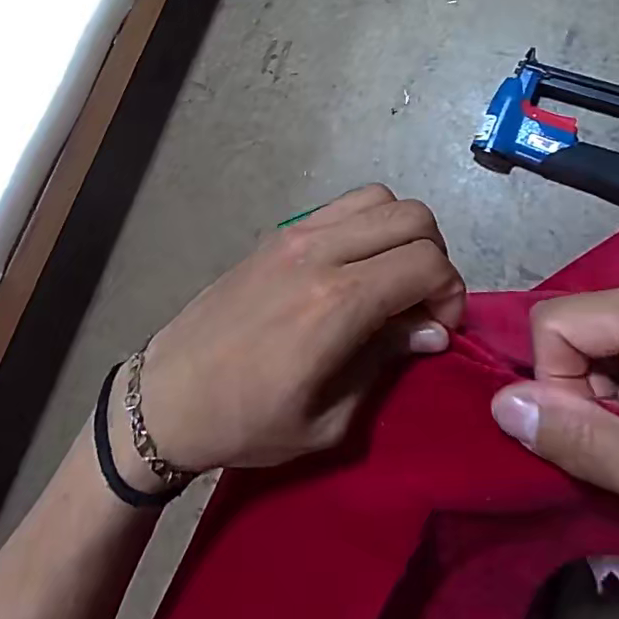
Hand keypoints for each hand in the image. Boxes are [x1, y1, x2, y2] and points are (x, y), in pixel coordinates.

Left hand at [131, 184, 465, 476]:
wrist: (167, 397)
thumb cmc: (247, 421)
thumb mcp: (329, 420)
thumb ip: (387, 361)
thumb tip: (431, 329)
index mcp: (336, 302)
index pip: (426, 262)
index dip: (451, 292)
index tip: (440, 328)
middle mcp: (321, 252)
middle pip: (413, 216)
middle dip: (436, 257)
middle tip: (423, 302)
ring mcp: (297, 233)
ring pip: (381, 198)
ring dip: (404, 233)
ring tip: (394, 277)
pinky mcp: (280, 231)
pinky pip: (344, 204)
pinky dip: (370, 223)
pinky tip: (358, 265)